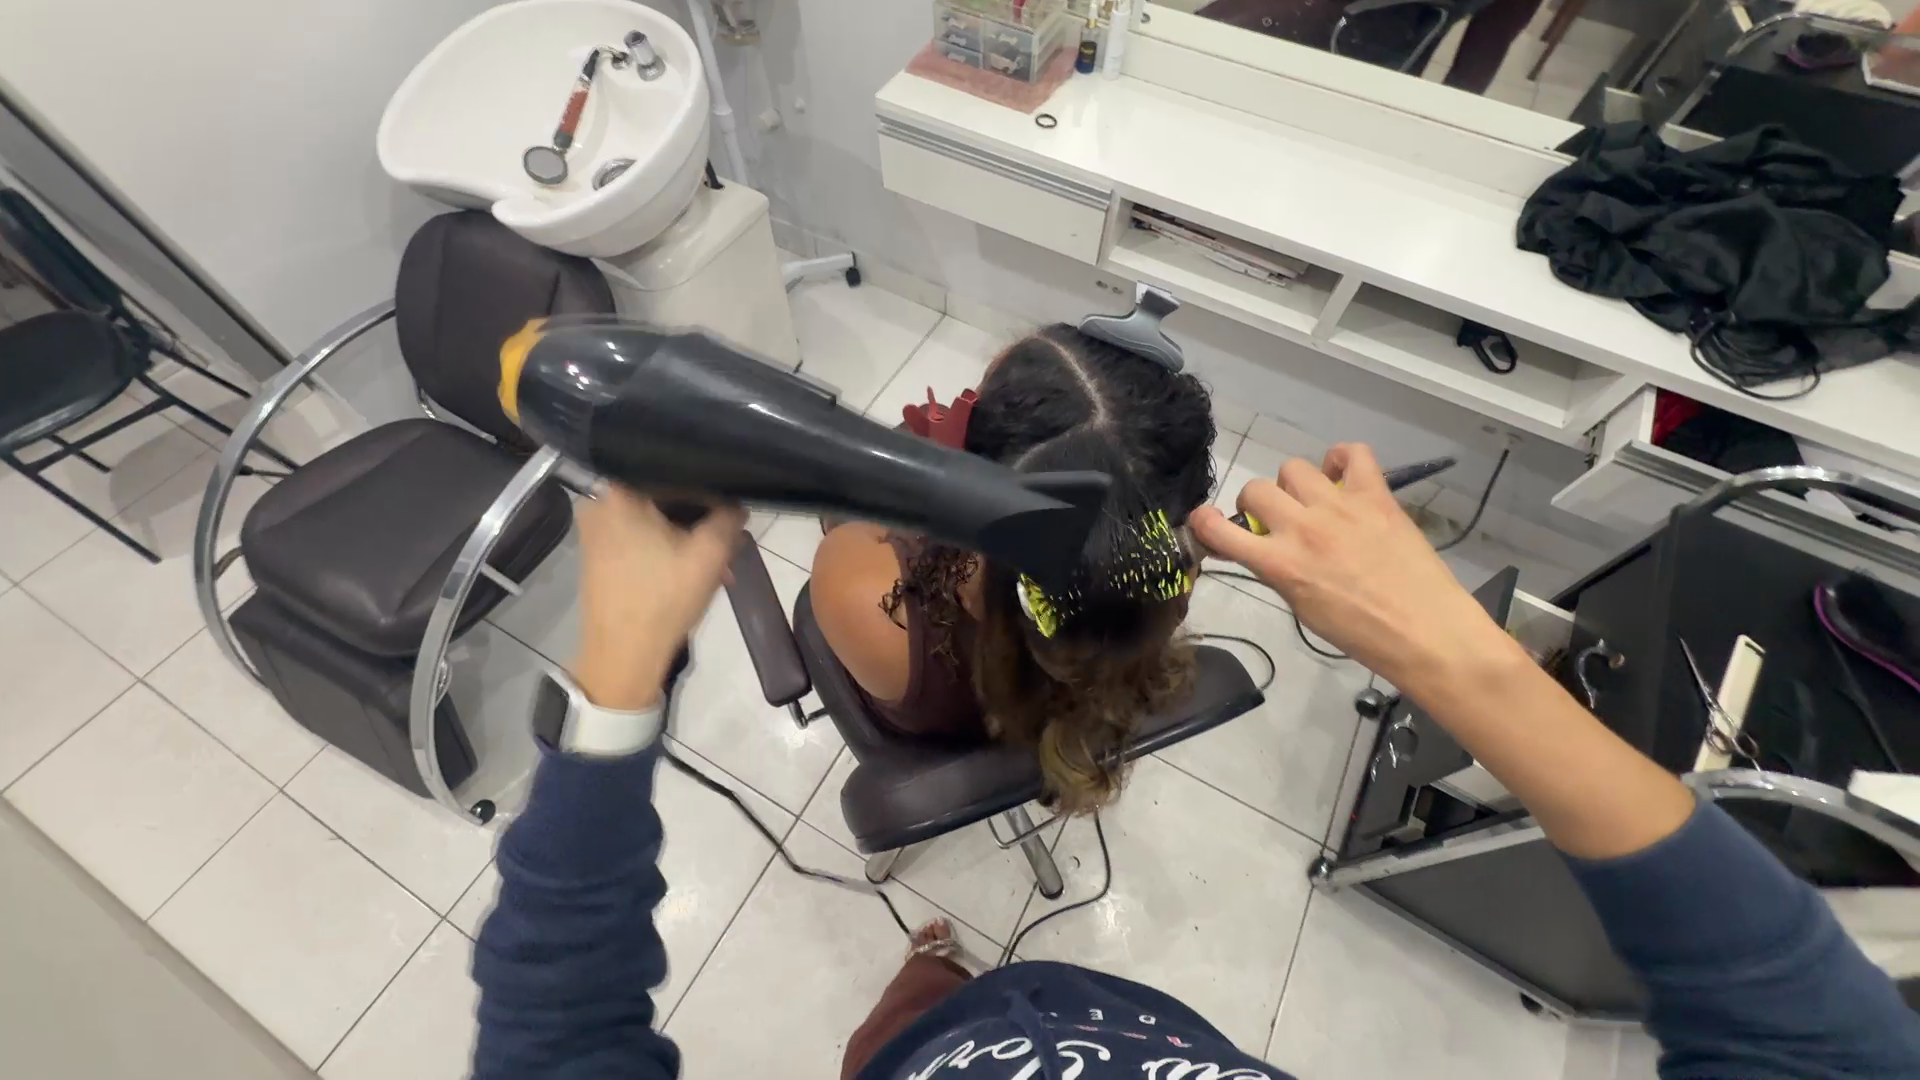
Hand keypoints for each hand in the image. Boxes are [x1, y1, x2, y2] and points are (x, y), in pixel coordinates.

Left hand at [571, 486, 746, 709]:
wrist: (624, 654)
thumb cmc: (664, 597)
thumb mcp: (710, 553)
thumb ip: (729, 519)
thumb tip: (737, 506)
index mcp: (621, 492)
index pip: (678, 472)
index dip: (712, 489)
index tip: (734, 508)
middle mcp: (599, 502)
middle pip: (664, 496)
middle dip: (699, 517)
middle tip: (728, 537)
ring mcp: (594, 530)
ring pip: (653, 519)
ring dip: (685, 534)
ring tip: (715, 557)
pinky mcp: (596, 554)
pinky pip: (639, 536)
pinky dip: (665, 546)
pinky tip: (689, 566)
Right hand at [1190, 443, 1522, 693]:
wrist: (1425, 632)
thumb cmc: (1359, 633)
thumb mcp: (1300, 607)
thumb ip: (1275, 572)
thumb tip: (1260, 550)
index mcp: (1279, 564)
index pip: (1218, 529)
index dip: (1202, 522)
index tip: (1206, 523)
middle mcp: (1302, 528)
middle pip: (1256, 489)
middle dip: (1256, 504)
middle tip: (1274, 521)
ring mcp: (1340, 507)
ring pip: (1294, 468)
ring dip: (1294, 485)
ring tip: (1312, 502)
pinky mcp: (1375, 497)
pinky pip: (1352, 453)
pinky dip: (1340, 458)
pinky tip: (1341, 476)